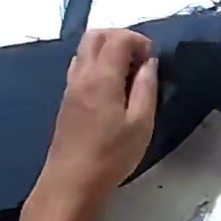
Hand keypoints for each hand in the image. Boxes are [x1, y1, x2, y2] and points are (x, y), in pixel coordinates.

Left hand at [18, 30, 157, 220]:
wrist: (71, 183)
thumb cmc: (112, 155)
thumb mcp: (142, 123)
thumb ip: (146, 87)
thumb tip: (149, 63)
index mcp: (101, 78)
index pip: (117, 39)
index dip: (139, 40)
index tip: (153, 59)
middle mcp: (81, 76)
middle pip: (95, 36)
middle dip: (121, 38)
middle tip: (141, 58)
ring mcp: (70, 88)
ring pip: (85, 51)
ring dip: (108, 50)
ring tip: (129, 73)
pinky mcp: (67, 101)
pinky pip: (81, 67)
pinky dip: (98, 65)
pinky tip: (113, 88)